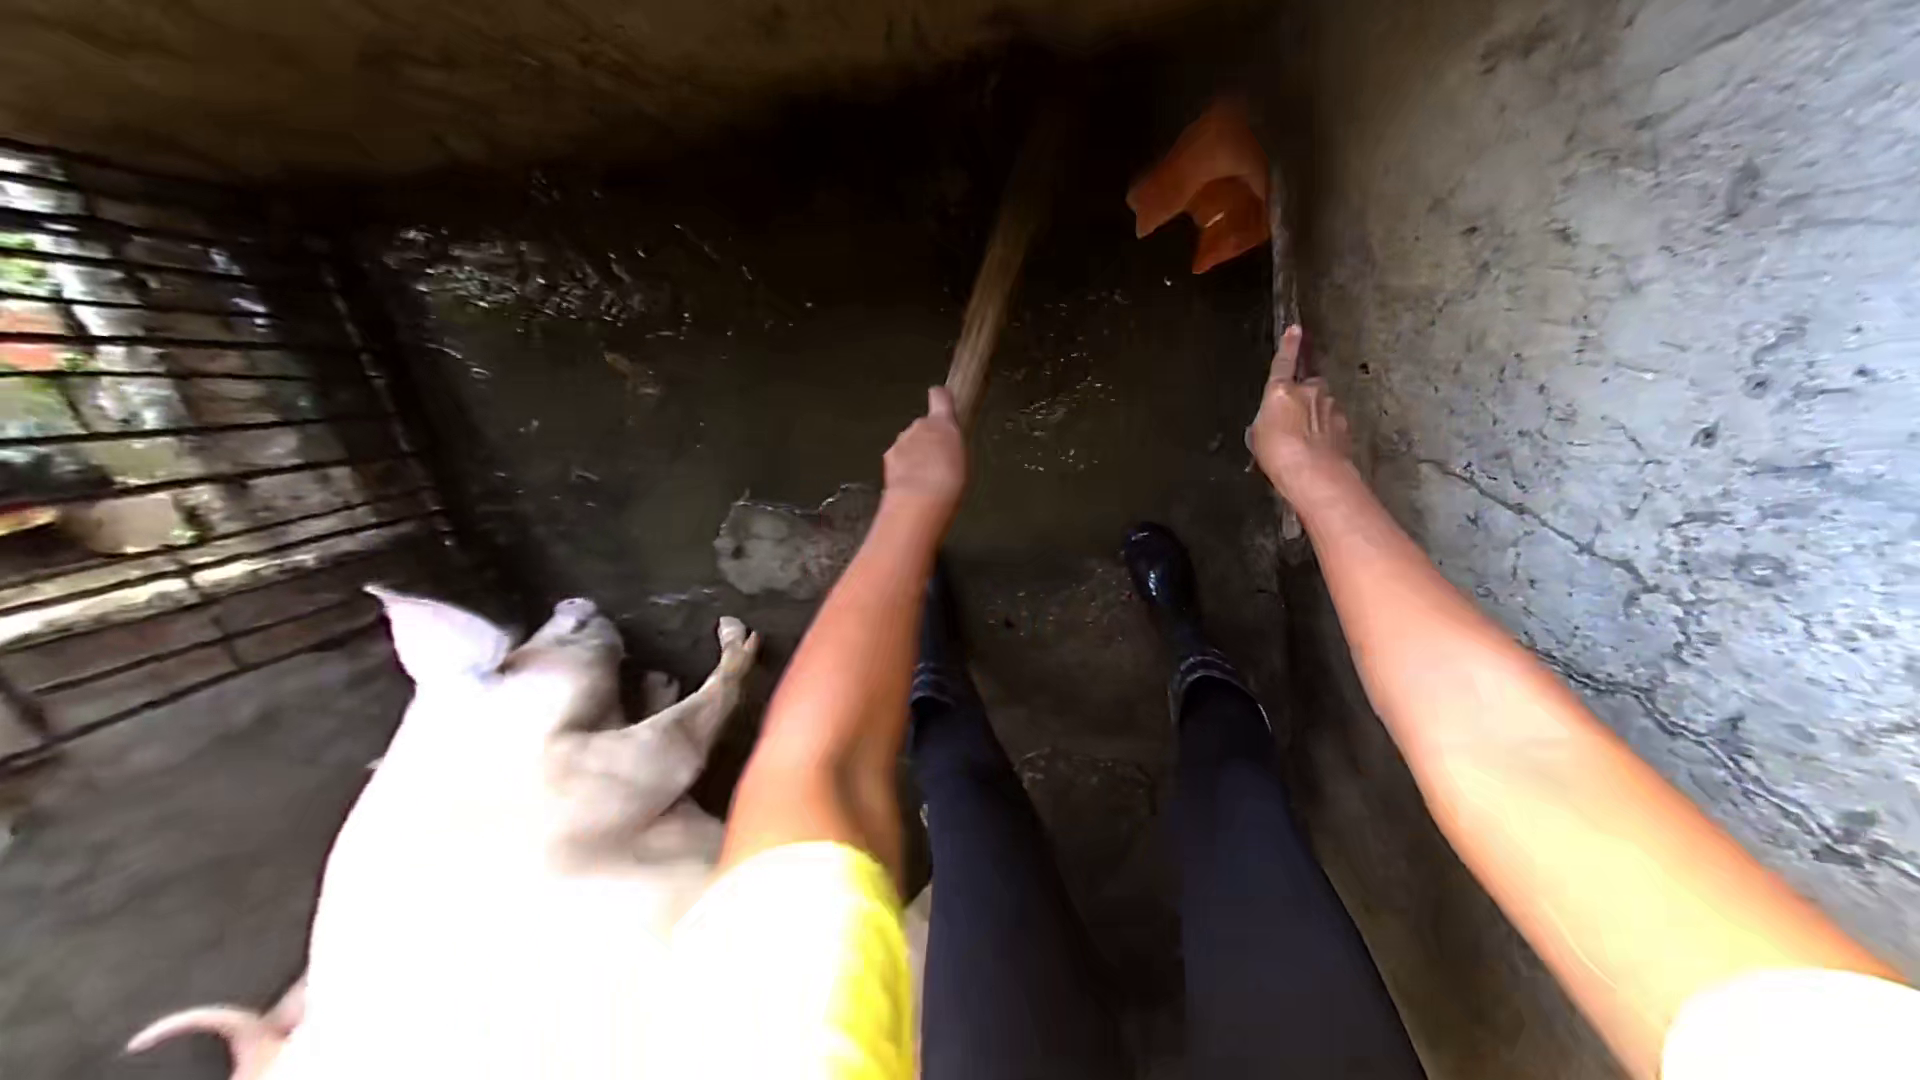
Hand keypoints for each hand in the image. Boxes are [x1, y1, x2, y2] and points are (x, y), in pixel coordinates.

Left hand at [882, 386, 967, 520]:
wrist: (921, 500)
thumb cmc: (949, 481)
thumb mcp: (964, 459)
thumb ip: (954, 445)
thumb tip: (950, 446)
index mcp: (943, 422)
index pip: (940, 397)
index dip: (942, 398)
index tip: (943, 398)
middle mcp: (919, 427)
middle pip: (923, 426)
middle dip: (929, 440)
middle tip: (940, 461)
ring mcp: (901, 442)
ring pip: (909, 445)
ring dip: (916, 457)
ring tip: (928, 479)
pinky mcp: (889, 459)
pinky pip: (899, 460)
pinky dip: (904, 469)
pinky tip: (914, 486)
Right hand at [1247, 325, 1353, 502]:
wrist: (1314, 473)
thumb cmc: (1278, 454)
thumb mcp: (1256, 436)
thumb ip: (1265, 420)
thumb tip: (1270, 422)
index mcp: (1281, 391)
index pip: (1284, 362)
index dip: (1288, 345)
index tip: (1295, 329)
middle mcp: (1309, 391)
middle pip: (1306, 387)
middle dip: (1301, 399)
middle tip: (1289, 423)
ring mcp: (1331, 406)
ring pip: (1321, 405)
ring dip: (1313, 418)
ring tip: (1301, 444)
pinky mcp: (1344, 424)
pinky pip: (1331, 423)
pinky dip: (1325, 432)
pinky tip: (1316, 450)